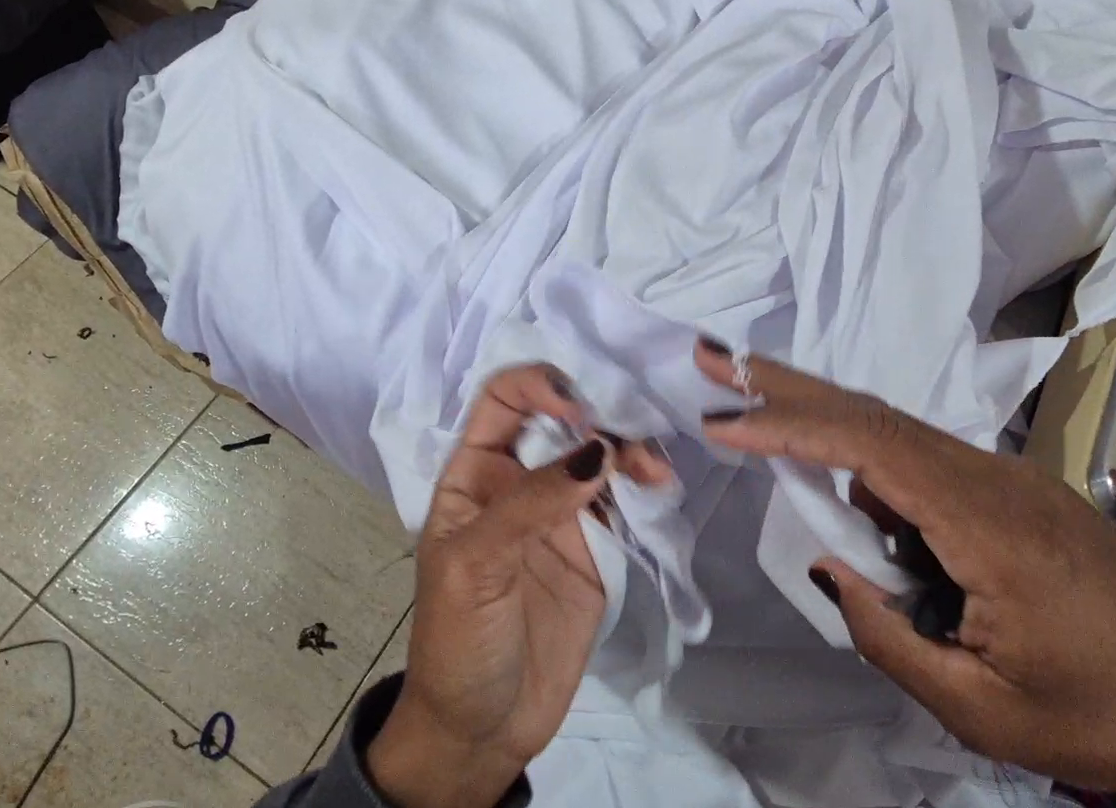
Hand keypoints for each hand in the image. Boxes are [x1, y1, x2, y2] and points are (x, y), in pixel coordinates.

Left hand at [368, 365, 671, 807]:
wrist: (483, 728)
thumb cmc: (457, 641)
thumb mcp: (472, 567)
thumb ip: (528, 505)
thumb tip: (597, 451)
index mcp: (474, 474)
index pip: (503, 401)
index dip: (537, 388)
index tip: (578, 409)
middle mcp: (518, 482)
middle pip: (561, 420)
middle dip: (598, 413)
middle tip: (631, 438)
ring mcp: (559, 514)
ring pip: (598, 455)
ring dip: (628, 449)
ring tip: (653, 471)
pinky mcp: (595, 549)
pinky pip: (622, 501)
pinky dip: (642, 486)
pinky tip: (658, 486)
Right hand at [695, 343, 1115, 807]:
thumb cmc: (1109, 720)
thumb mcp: (984, 711)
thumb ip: (887, 637)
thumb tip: (831, 567)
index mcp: (994, 527)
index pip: (873, 451)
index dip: (791, 427)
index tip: (723, 422)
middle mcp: (998, 479)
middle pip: (875, 413)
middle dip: (786, 384)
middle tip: (714, 356)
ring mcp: (1009, 479)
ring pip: (894, 432)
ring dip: (818, 421)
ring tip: (750, 416)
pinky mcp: (1013, 492)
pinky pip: (920, 462)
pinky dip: (861, 462)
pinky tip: (848, 505)